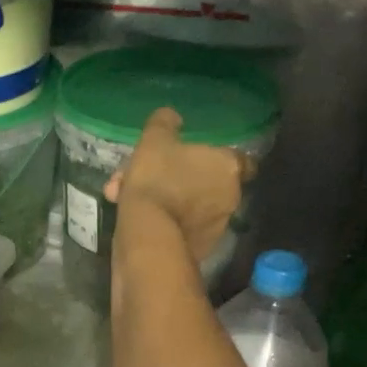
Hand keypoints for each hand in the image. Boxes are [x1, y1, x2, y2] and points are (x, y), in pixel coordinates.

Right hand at [105, 108, 252, 262]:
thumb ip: (164, 124)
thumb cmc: (157, 180)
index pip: (239, 161)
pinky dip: (163, 223)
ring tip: (127, 199)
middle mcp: (230, 198)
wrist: (149, 238)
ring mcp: (216, 228)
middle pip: (205, 184)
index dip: (218, 159)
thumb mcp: (154, 141)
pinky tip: (134, 220)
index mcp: (228, 168)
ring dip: (164, 201)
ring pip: (188, 207)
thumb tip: (171, 116)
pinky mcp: (198, 250)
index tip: (196, 160)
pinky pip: (180, 230)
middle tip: (144, 178)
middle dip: (174, 179)